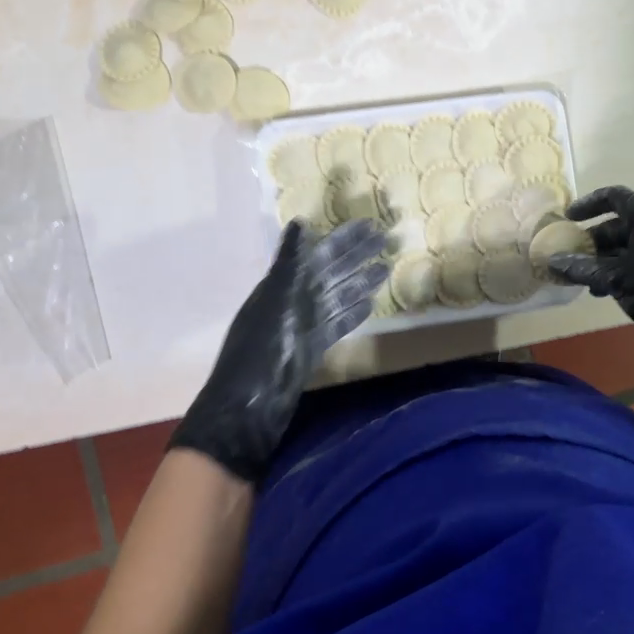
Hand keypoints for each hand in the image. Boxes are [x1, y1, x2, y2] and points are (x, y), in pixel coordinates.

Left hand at [169, 219, 388, 481]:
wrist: (246, 409)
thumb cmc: (258, 353)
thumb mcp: (273, 302)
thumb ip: (288, 264)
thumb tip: (301, 223)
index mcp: (283, 285)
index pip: (320, 253)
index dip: (344, 238)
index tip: (371, 225)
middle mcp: (293, 301)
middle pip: (332, 272)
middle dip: (357, 256)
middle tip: (387, 241)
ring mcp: (301, 326)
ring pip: (337, 297)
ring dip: (359, 282)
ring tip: (386, 270)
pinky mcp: (308, 349)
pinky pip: (335, 324)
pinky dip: (351, 314)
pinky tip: (370, 305)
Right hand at [547, 187, 633, 390]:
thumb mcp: (617, 278)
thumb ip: (583, 268)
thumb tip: (552, 261)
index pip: (617, 197)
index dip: (590, 203)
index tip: (568, 218)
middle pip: (618, 225)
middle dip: (591, 240)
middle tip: (569, 255)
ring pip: (624, 249)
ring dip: (600, 260)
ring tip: (579, 277)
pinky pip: (633, 266)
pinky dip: (614, 274)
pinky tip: (599, 291)